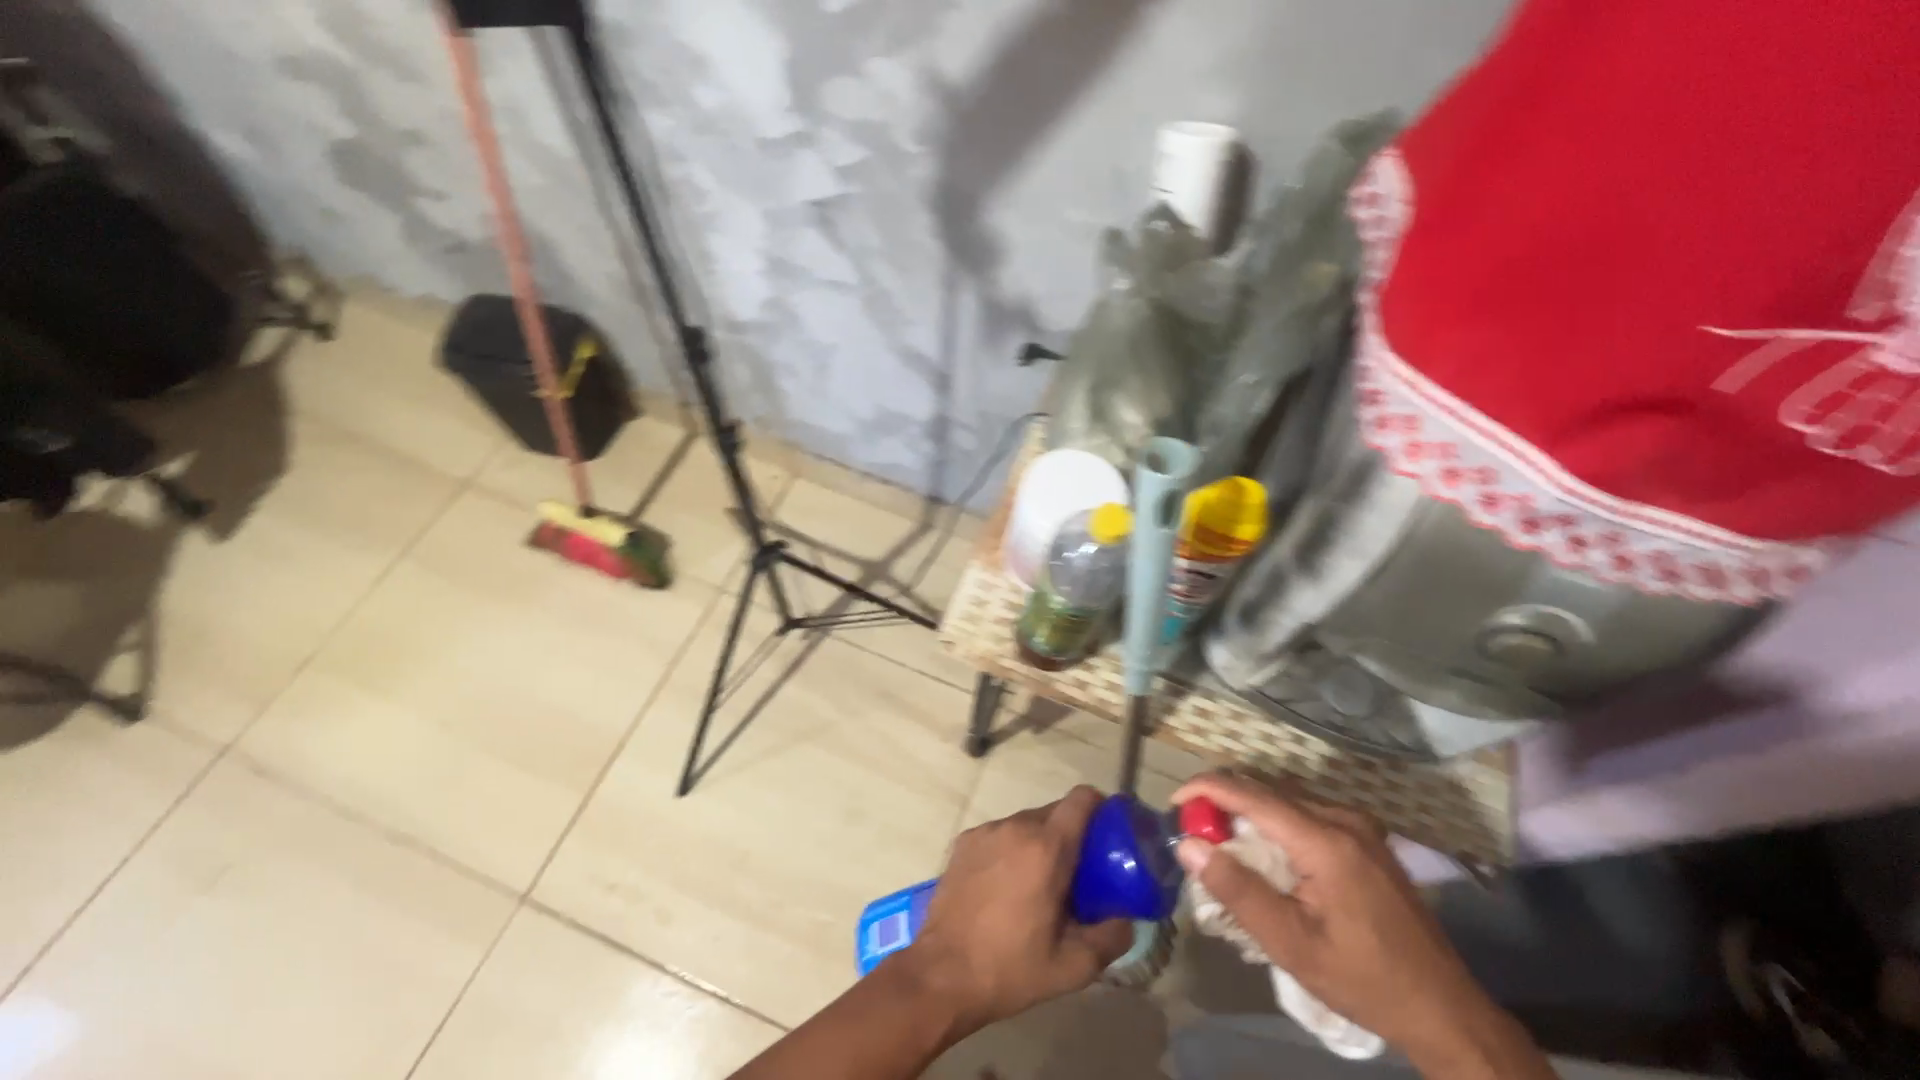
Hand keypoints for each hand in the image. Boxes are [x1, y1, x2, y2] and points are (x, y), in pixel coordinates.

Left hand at [898, 785, 1133, 1032]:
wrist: (941, 976)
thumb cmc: (1010, 969)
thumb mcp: (1074, 966)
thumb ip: (1112, 936)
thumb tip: (1127, 917)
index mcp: (1047, 848)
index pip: (1082, 799)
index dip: (1101, 810)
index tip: (1110, 837)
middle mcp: (1015, 828)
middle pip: (1056, 812)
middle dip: (1073, 835)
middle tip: (1081, 874)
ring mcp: (985, 833)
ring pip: (1026, 824)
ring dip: (1040, 844)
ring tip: (1041, 885)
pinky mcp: (962, 844)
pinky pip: (1000, 835)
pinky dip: (1011, 851)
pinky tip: (1007, 888)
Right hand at [1171, 774, 1532, 1071]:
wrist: (1441, 1006)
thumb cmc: (1362, 980)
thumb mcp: (1291, 944)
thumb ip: (1238, 890)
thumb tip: (1189, 845)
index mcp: (1325, 841)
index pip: (1252, 794)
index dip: (1207, 789)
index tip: (1174, 802)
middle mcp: (1344, 819)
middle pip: (1268, 789)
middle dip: (1224, 801)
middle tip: (1193, 832)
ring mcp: (1360, 826)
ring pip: (1287, 798)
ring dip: (1249, 811)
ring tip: (1220, 844)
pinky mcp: (1366, 839)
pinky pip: (1307, 813)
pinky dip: (1275, 822)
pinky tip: (1264, 854)